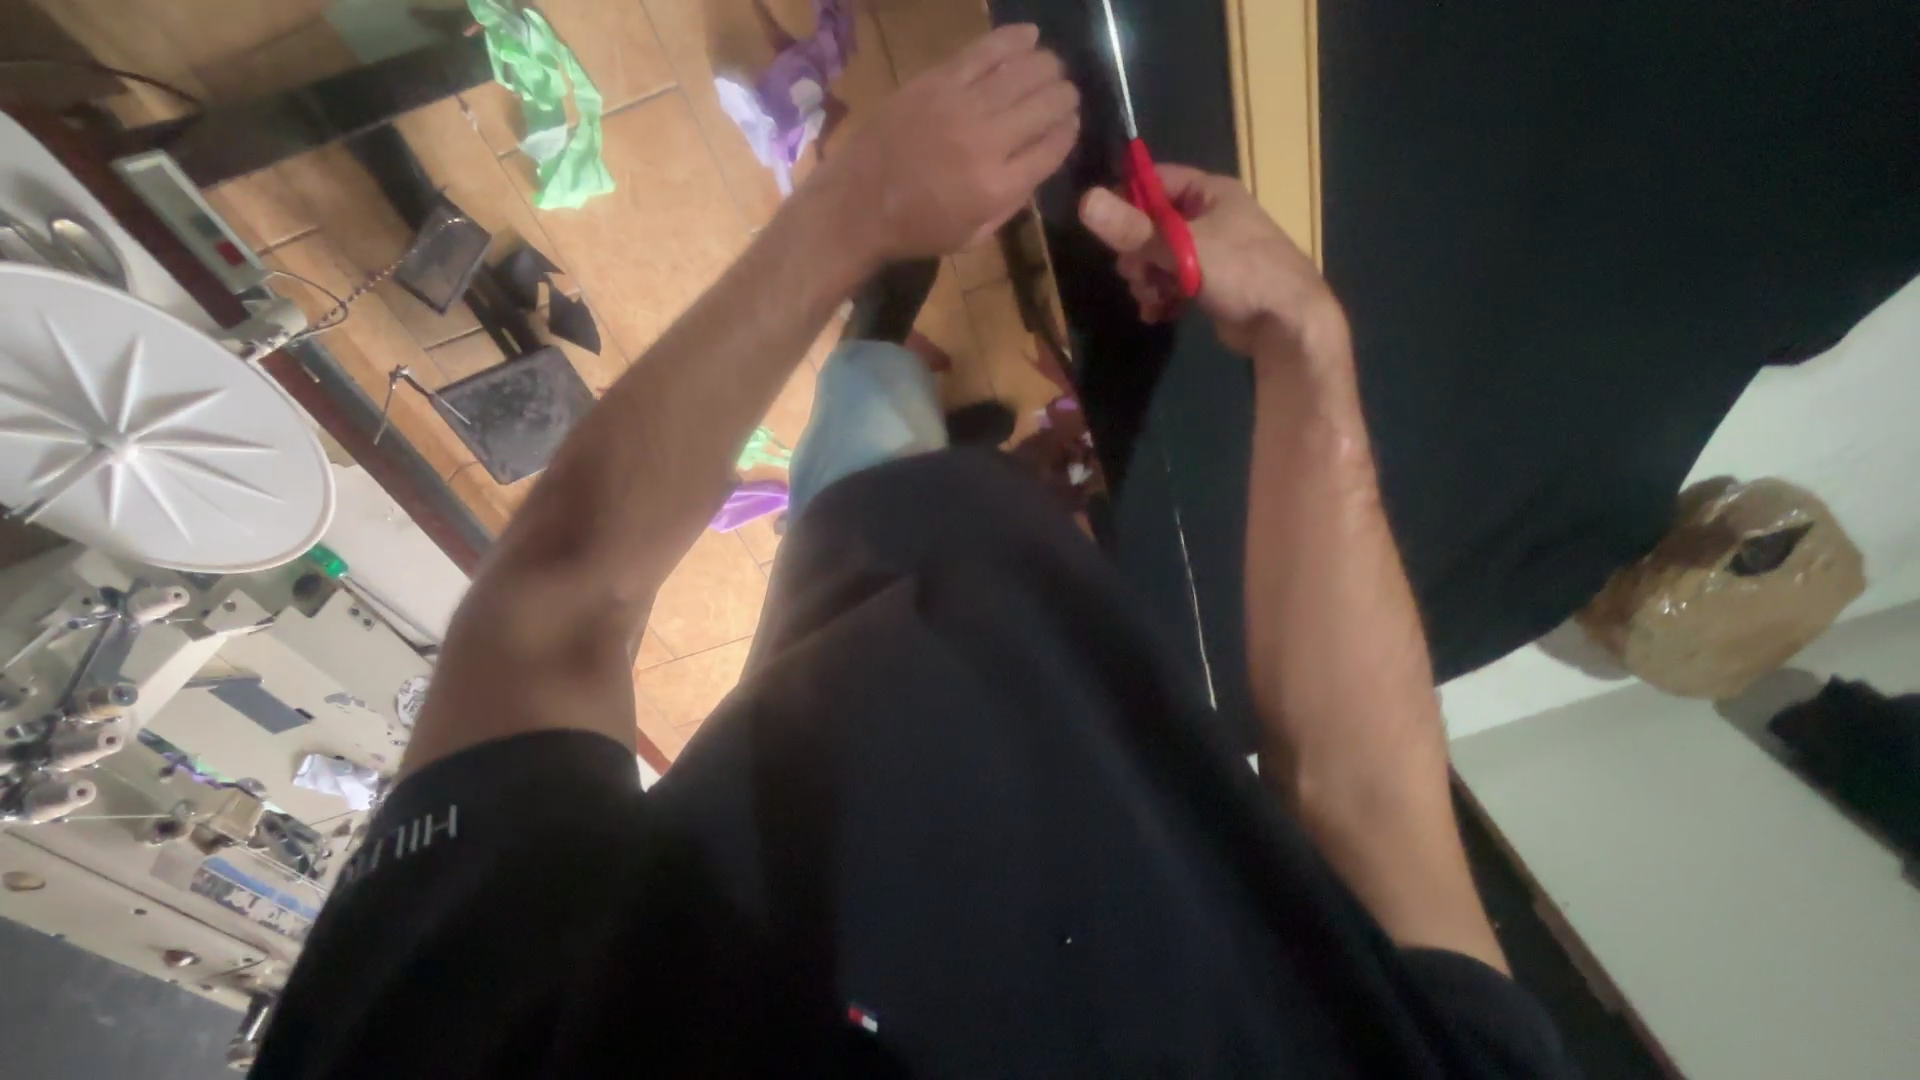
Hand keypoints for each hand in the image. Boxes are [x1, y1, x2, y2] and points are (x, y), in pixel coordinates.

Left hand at [814, 24, 1079, 262]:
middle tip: (1066, 96)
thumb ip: (1010, 204)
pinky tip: (1030, 36)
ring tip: (1053, 68)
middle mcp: (987, 142)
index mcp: (998, 188)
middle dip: (1064, 98)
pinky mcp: (936, 82)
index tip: (1071, 125)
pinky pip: (984, 52)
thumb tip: (1037, 167)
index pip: (1052, 148)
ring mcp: (960, 107)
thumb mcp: (972, 237)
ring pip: (1021, 72)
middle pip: (1044, 106)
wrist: (859, 205)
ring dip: (1046, 67)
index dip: (1069, 133)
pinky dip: (1012, 40)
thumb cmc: (916, 231)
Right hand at [1079, 166, 1346, 361]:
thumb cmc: (1242, 273)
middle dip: (1136, 254)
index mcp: (1211, 192)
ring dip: (1147, 280)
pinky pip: (1173, 283)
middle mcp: (1211, 216)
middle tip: (1136, 275)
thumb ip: (1134, 230)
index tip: (1108, 230)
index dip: (1127, 201)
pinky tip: (1157, 314)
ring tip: (1151, 299)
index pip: (1155, 180)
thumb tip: (1084, 202)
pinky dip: (1161, 297)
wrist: (1288, 323)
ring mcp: (1212, 252)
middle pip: (1151, 225)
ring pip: (1159, 258)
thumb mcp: (1184, 248)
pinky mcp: (1211, 284)